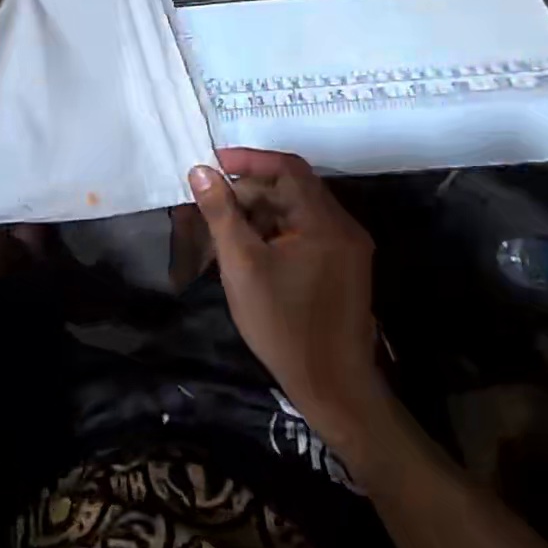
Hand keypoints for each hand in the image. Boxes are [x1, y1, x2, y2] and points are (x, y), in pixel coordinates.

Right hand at [181, 149, 386, 428]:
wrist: (333, 387)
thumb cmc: (283, 323)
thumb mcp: (241, 264)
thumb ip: (220, 213)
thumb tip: (200, 171)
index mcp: (325, 222)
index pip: (288, 167)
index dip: (248, 160)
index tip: (212, 164)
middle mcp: (343, 227)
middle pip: (293, 188)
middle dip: (249, 190)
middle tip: (211, 203)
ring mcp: (347, 248)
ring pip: (297, 211)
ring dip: (260, 211)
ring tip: (224, 229)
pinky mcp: (343, 267)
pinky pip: (305, 232)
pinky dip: (275, 230)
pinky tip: (249, 250)